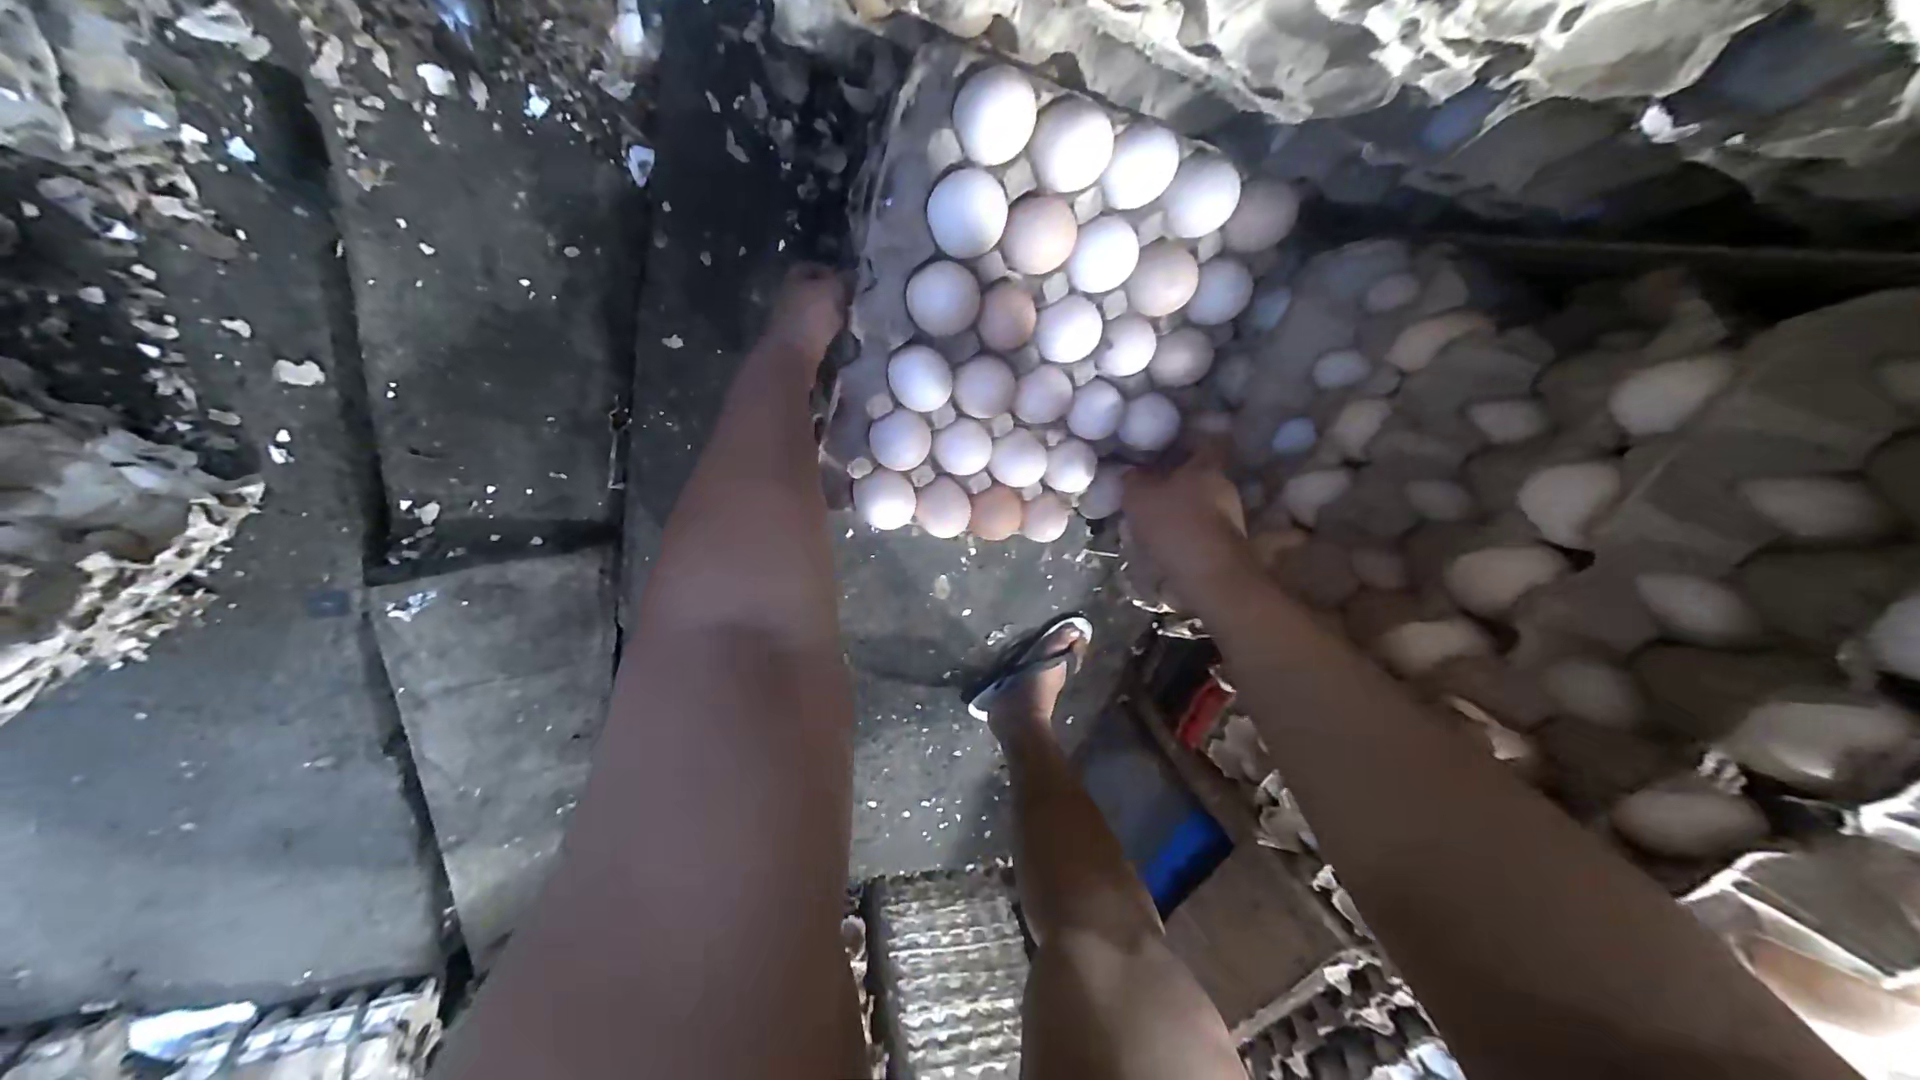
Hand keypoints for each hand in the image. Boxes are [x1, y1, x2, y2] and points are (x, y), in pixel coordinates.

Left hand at [761, 263, 847, 364]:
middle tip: (852, 303)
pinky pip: (815, 333)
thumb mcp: (833, 290)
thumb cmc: (812, 316)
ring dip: (831, 318)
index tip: (849, 282)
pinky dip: (827, 335)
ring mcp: (789, 321)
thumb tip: (853, 274)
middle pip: (813, 292)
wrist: (793, 356)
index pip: (812, 267)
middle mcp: (788, 296)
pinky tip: (839, 339)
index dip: (831, 271)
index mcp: (793, 278)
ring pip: (815, 314)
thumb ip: (844, 279)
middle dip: (833, 297)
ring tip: (849, 323)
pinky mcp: (795, 343)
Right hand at [1121, 452, 1252, 596]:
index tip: (1162, 452)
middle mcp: (1224, 486)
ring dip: (1181, 508)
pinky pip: (1203, 527)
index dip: (1183, 444)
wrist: (1209, 575)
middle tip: (1150, 489)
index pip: (1203, 443)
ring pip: (1201, 503)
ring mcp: (1231, 516)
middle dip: (1177, 481)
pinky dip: (1186, 531)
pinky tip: (1167, 543)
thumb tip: (1132, 473)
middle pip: (1200, 475)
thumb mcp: (1138, 496)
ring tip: (1154, 520)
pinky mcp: (1228, 543)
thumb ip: (1133, 480)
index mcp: (1207, 466)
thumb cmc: (1174, 524)